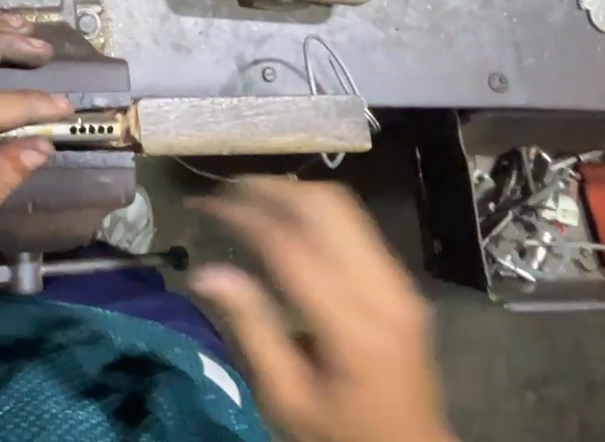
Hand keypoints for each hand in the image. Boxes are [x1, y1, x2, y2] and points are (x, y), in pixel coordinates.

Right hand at [189, 179, 453, 441]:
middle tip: (227, 189)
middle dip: (269, 187)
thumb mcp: (287, 397)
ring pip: (342, 205)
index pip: (287, 243)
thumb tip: (206, 273)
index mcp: (349, 325)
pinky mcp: (401, 282)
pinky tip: (285, 219)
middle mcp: (381, 290)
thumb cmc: (341, 432)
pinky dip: (313, 209)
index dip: (240, 213)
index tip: (203, 205)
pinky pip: (355, 223)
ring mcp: (398, 281)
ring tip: (251, 196)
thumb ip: (251, 329)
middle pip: (322, 206)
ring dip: (292, 192)